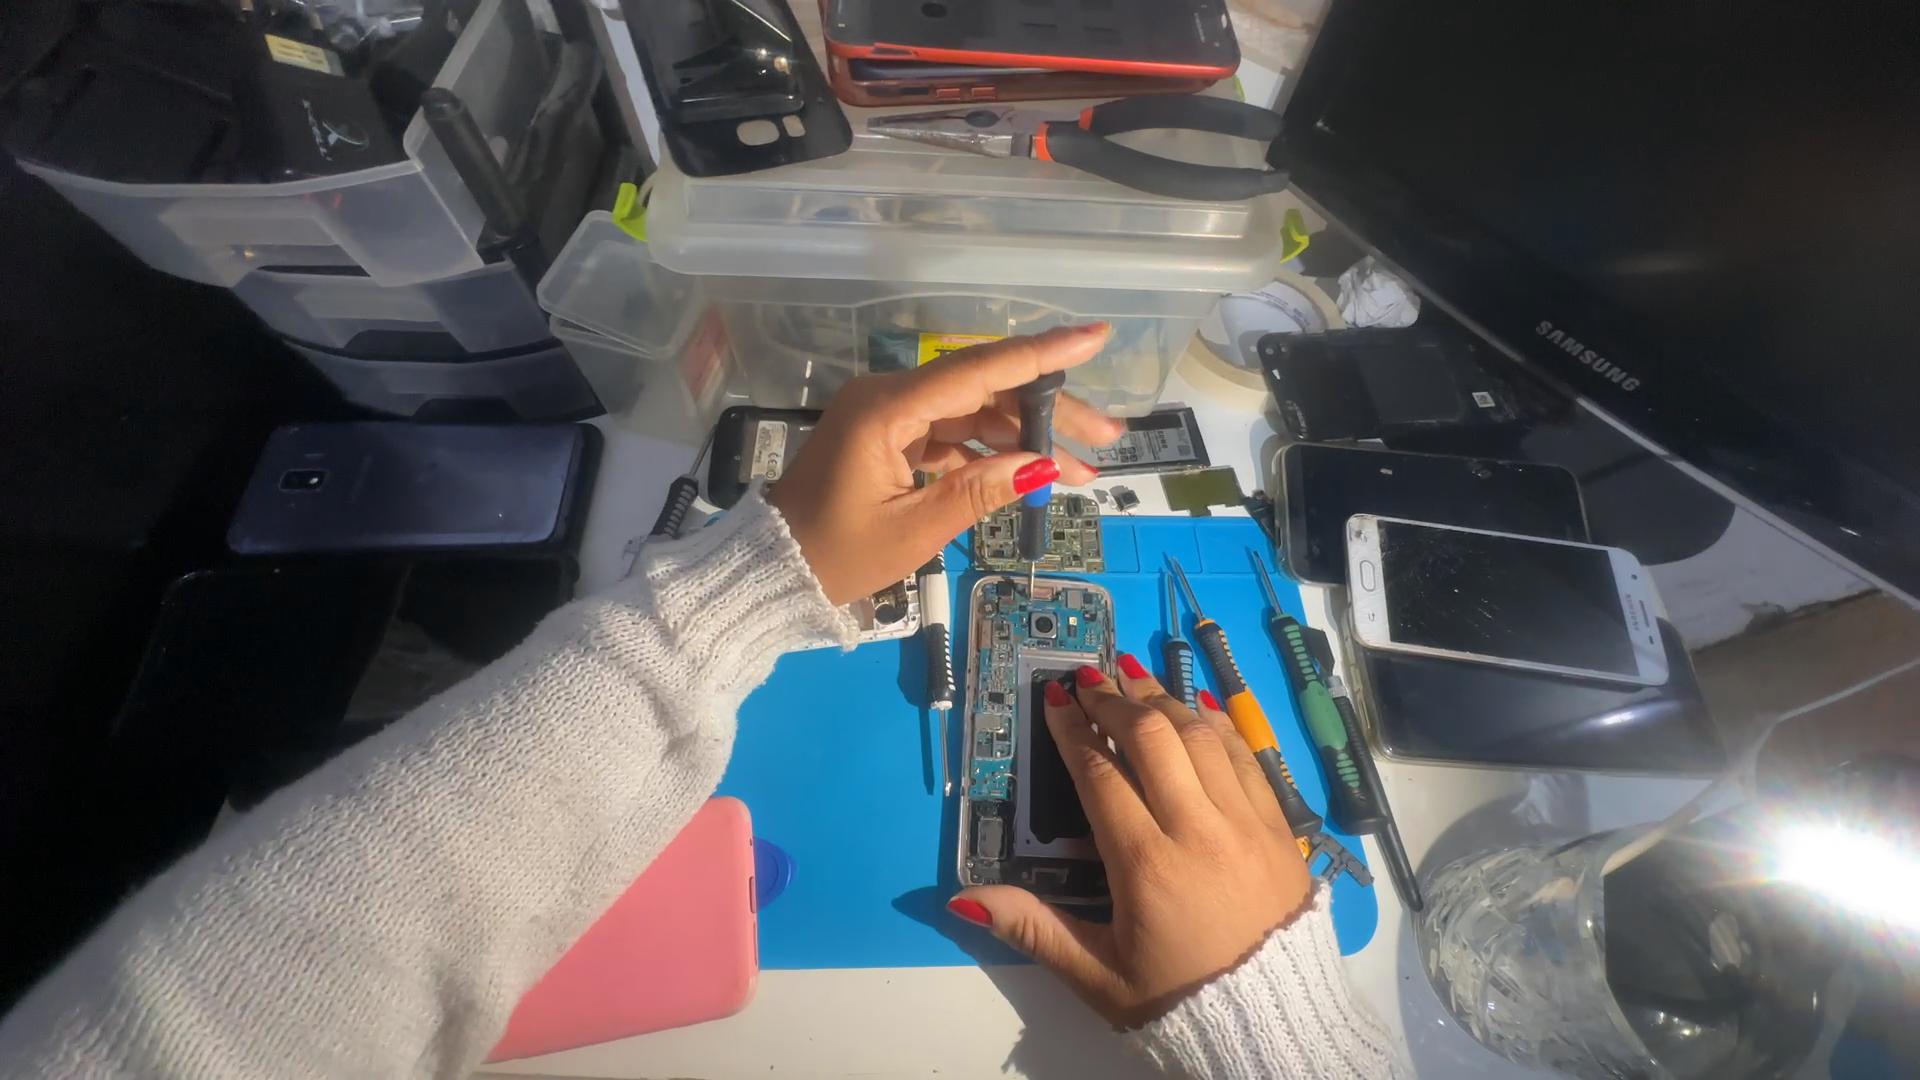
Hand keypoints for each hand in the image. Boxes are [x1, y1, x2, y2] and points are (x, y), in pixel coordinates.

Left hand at [766, 324, 1125, 604]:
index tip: (1095, 336)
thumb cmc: (837, 555)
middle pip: (986, 389)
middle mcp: (891, 397)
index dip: (1041, 354)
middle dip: (1049, 411)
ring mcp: (892, 416)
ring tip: (1083, 470)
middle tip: (1107, 435)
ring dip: (1027, 437)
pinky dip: (992, 455)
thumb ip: (980, 491)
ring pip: (976, 412)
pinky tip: (1033, 474)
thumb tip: (1043, 464)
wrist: (777, 568)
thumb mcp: (915, 530)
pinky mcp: (894, 437)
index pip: (977, 370)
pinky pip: (954, 435)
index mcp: (888, 409)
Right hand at [950, 656, 1314, 1028]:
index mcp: (1147, 864)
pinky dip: (1217, 722)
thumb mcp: (1097, 977)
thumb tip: (965, 898)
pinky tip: (1195, 703)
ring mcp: (1246, 823)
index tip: (1055, 699)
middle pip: (1153, 738)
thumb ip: (1032, 929)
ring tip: (1133, 676)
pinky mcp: (1280, 827)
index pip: (1101, 773)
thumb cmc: (1178, 999)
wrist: (1280, 1032)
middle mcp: (1199, 830)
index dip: (1072, 729)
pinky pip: (1248, 755)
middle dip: (1114, 700)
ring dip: (1163, 699)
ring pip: (1200, 736)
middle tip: (1089, 679)